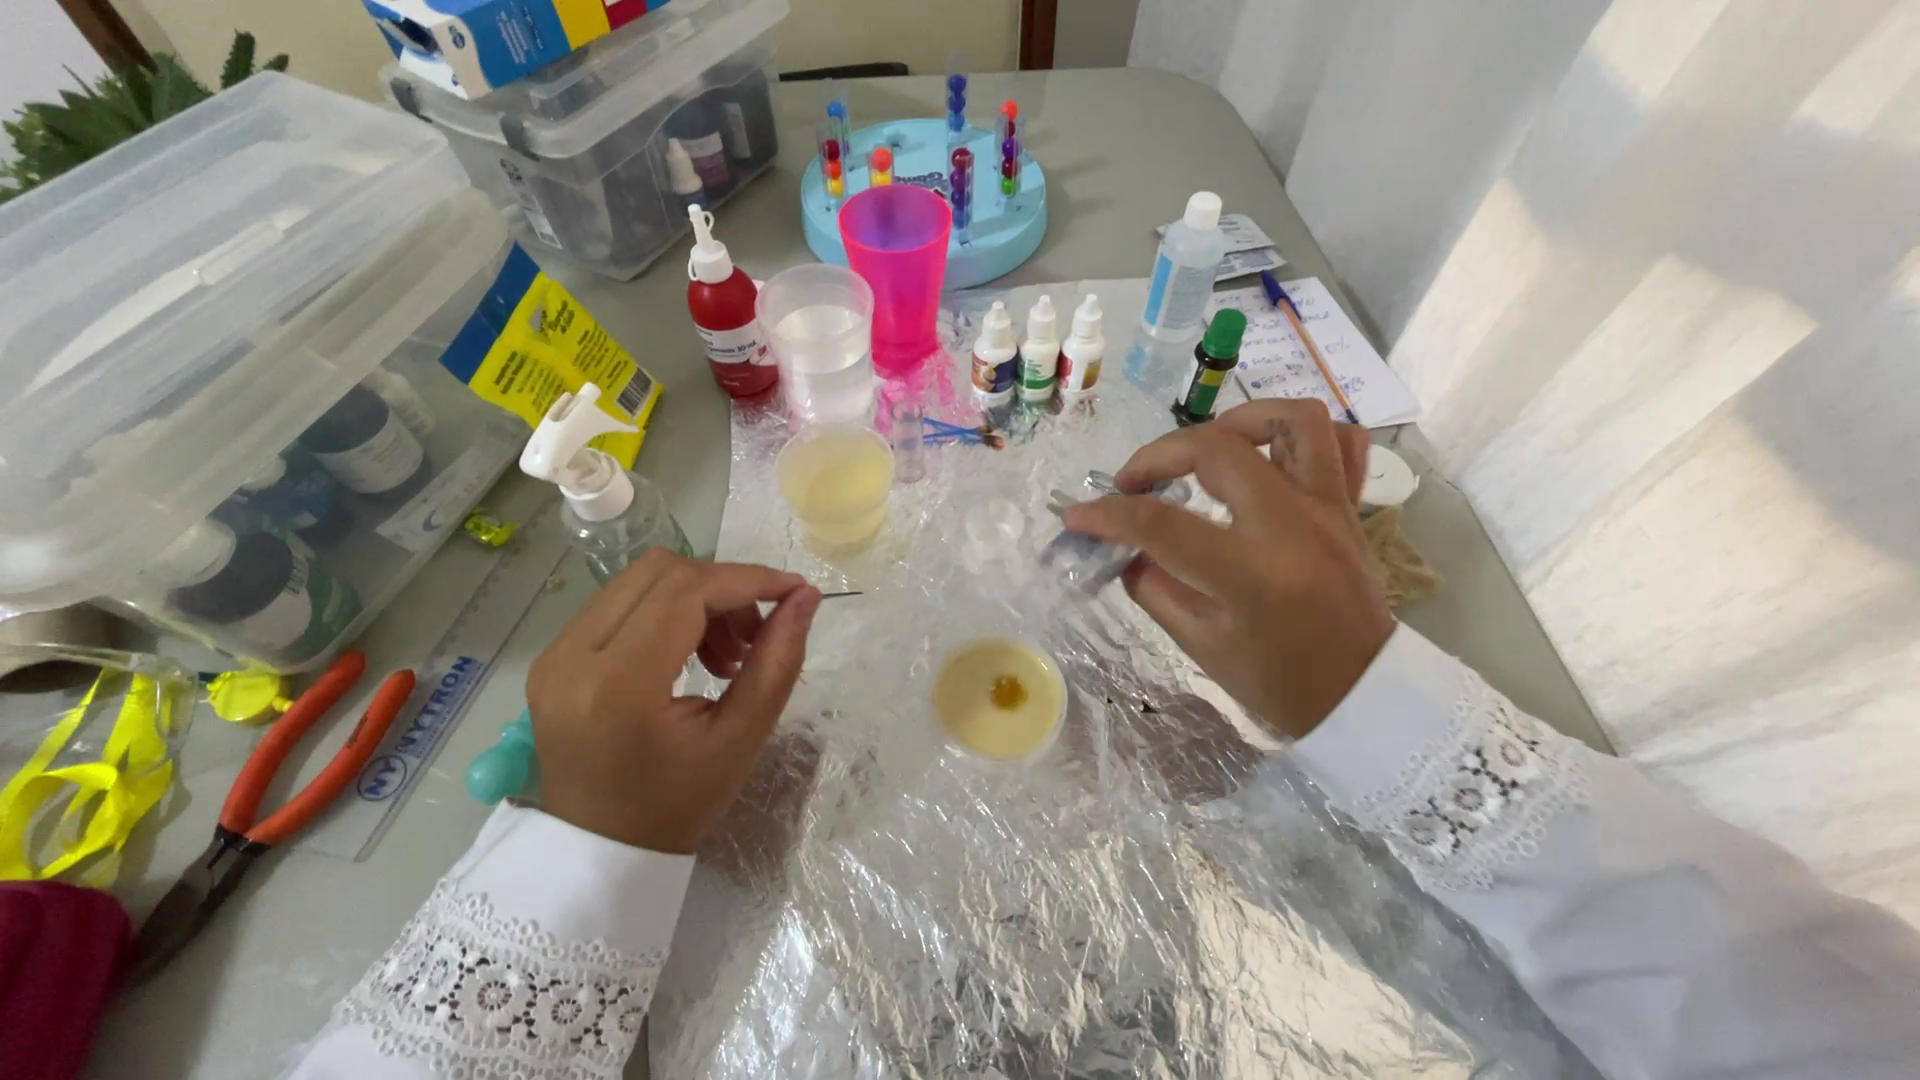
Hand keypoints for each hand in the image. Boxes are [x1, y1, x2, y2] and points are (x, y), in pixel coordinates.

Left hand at [526, 550, 822, 852]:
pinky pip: (619, 602)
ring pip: (640, 579)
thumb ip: (777, 663)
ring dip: (696, 597)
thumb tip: (806, 597)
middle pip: (662, 572)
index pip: (687, 593)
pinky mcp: (550, 656)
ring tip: (726, 653)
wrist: (599, 850)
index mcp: (619, 686)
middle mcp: (572, 656)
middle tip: (756, 636)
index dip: (748, 581)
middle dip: (724, 588)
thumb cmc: (677, 806)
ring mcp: (555, 653)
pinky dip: (667, 611)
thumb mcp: (740, 740)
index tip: (795, 592)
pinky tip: (691, 653)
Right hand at [1061, 400, 1392, 738]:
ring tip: (1205, 449)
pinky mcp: (1350, 507)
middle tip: (1134, 484)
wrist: (1363, 694)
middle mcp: (1291, 525)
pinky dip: (1302, 436)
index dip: (1106, 516)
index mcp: (1248, 573)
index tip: (1076, 516)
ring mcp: (1328, 509)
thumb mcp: (1201, 645)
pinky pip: (1343, 441)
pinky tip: (1269, 456)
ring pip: (1293, 420)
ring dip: (1236, 422)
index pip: (1159, 524)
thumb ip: (1154, 587)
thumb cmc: (1278, 682)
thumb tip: (1127, 547)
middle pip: (1216, 450)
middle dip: (1157, 455)